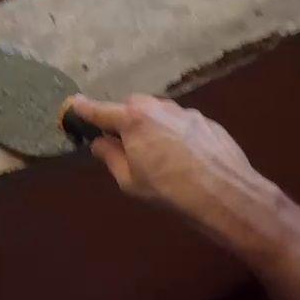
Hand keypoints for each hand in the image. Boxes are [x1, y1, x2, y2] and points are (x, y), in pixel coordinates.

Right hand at [67, 94, 299, 263]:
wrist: (227, 195)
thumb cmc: (170, 191)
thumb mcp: (130, 182)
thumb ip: (110, 157)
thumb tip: (100, 142)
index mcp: (133, 119)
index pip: (100, 110)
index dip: (84, 109)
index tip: (73, 104)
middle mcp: (157, 107)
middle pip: (131, 109)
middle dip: (125, 123)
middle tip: (127, 148)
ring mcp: (184, 111)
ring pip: (158, 115)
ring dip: (153, 129)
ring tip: (162, 159)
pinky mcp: (206, 121)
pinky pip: (181, 124)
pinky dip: (177, 136)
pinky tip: (187, 160)